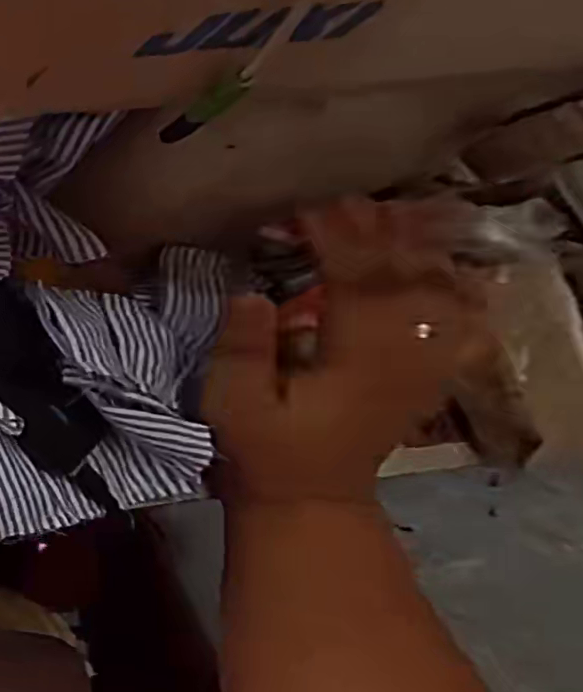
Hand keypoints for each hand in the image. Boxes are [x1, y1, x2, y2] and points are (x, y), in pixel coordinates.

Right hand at [204, 198, 482, 503]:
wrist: (310, 489)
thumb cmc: (261, 443)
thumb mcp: (233, 400)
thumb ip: (244, 347)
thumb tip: (251, 294)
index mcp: (360, 359)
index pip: (358, 282)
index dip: (337, 240)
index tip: (305, 211)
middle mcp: (408, 353)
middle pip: (408, 277)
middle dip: (375, 232)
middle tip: (338, 202)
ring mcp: (427, 360)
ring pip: (441, 288)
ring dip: (415, 247)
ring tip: (384, 214)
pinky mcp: (427, 366)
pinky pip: (457, 312)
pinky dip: (447, 277)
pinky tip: (431, 260)